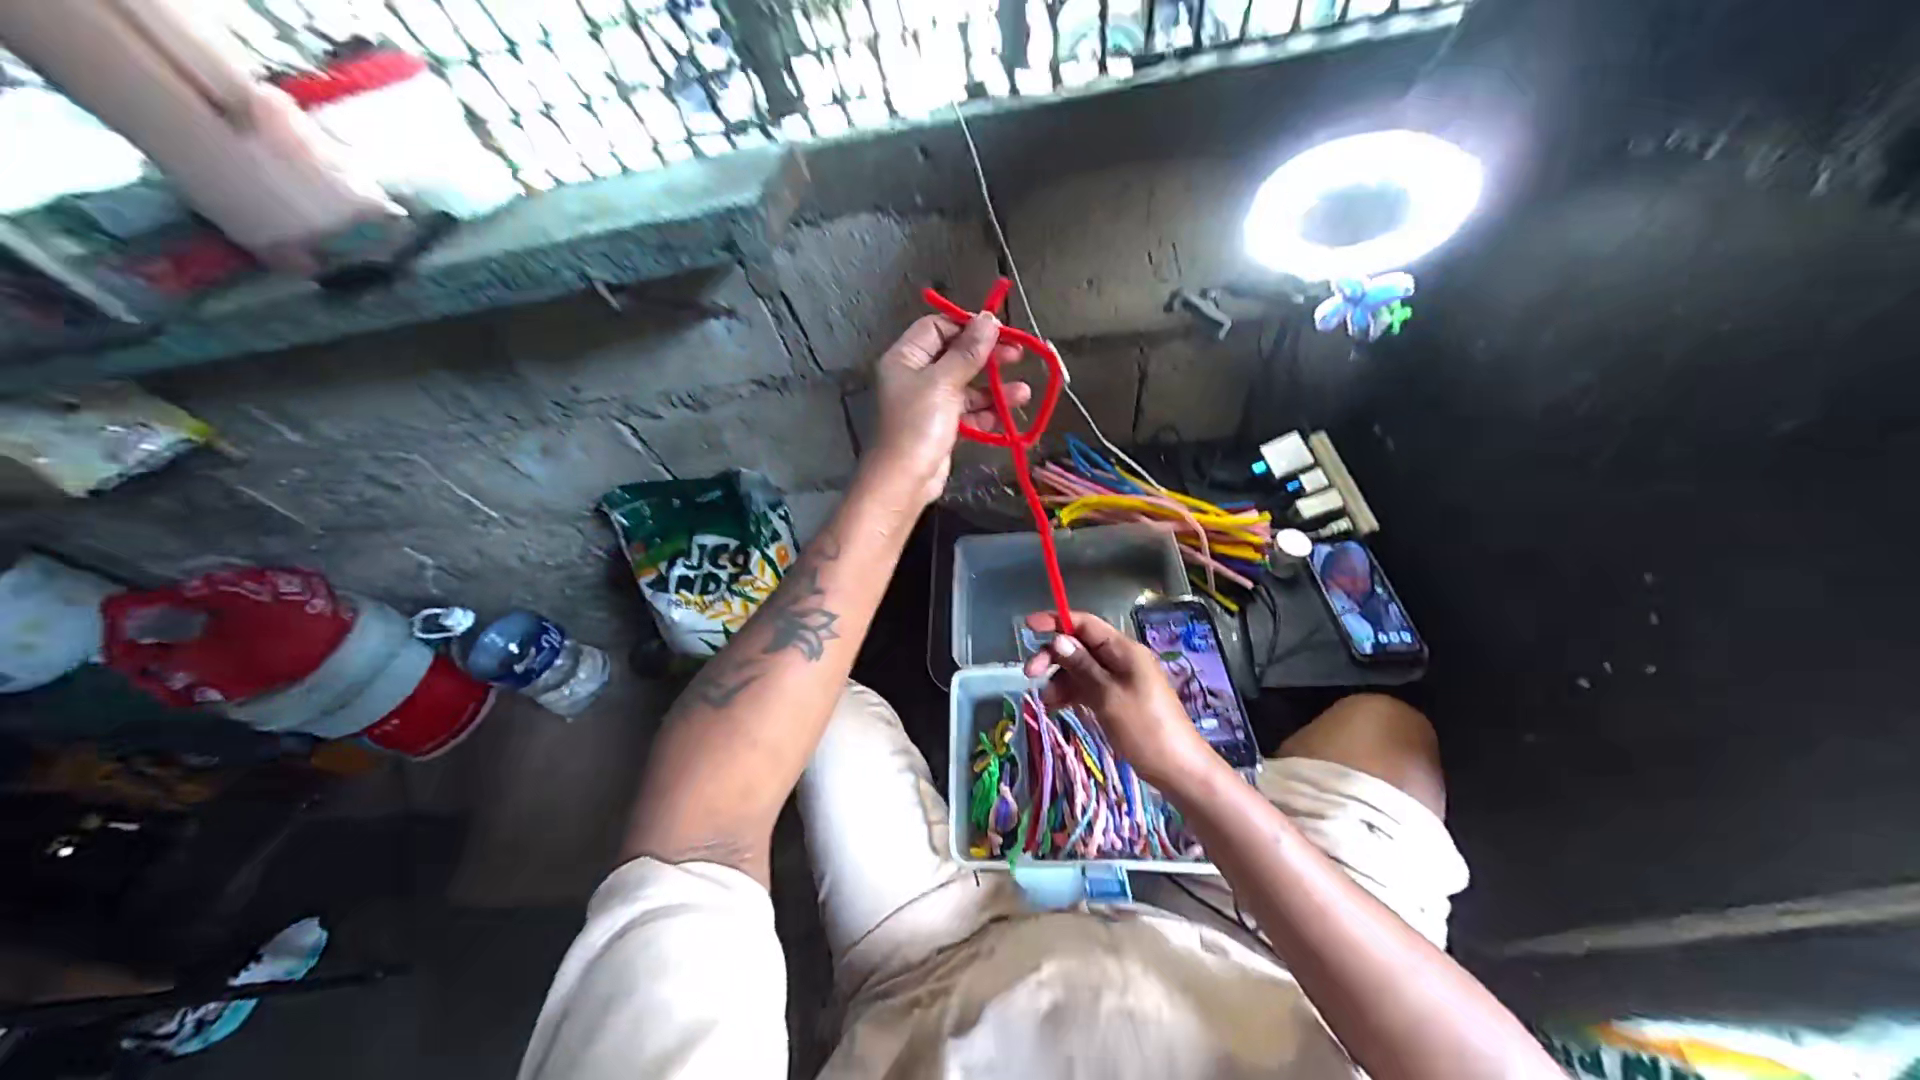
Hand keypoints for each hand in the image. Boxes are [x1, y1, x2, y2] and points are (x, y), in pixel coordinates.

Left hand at [869, 312, 1031, 505]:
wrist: (905, 480)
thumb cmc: (918, 425)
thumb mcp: (944, 382)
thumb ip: (968, 351)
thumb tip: (988, 319)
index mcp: (906, 358)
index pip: (937, 327)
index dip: (967, 326)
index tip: (998, 330)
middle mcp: (915, 376)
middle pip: (955, 356)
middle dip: (987, 356)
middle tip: (1018, 355)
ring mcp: (929, 403)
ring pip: (966, 387)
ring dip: (995, 388)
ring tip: (1023, 393)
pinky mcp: (941, 427)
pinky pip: (968, 412)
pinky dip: (987, 412)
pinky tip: (1009, 415)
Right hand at [1021, 611, 1220, 791]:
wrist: (1177, 768)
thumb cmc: (1144, 728)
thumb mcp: (1108, 696)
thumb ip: (1082, 666)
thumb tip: (1059, 640)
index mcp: (1124, 650)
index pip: (1085, 624)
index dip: (1056, 621)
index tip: (1028, 626)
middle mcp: (1121, 659)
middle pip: (1079, 646)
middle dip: (1053, 656)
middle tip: (1029, 674)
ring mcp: (1119, 680)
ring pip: (1079, 668)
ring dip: (1059, 679)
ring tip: (1046, 701)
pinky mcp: (1116, 699)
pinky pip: (1087, 687)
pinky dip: (1070, 693)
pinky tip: (1056, 706)